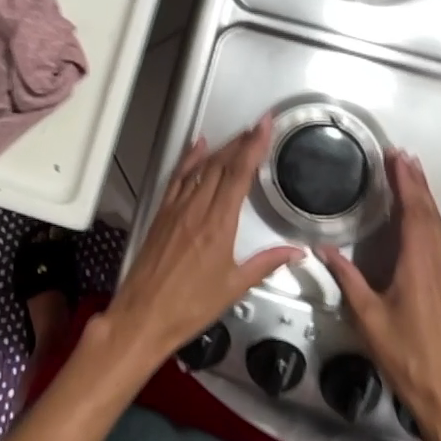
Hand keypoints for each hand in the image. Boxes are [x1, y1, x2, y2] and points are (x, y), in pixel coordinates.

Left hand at [104, 116, 302, 364]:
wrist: (143, 315)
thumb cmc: (190, 306)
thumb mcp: (234, 287)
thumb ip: (266, 263)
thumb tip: (297, 252)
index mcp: (218, 224)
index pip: (239, 174)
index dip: (254, 146)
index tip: (265, 126)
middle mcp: (196, 209)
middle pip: (221, 164)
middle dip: (241, 142)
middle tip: (258, 126)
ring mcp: (176, 208)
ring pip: (201, 167)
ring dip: (221, 148)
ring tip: (238, 134)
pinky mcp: (162, 213)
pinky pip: (178, 178)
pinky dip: (190, 159)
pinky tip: (198, 146)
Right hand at [321, 149, 440, 427]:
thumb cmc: (406, 355)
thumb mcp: (367, 317)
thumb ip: (347, 279)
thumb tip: (324, 249)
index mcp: (417, 265)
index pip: (413, 213)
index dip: (405, 183)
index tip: (395, 158)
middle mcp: (435, 263)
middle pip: (429, 214)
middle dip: (416, 182)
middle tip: (402, 156)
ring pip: (436, 226)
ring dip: (424, 197)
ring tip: (411, 175)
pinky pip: (437, 239)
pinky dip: (427, 217)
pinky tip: (418, 217)